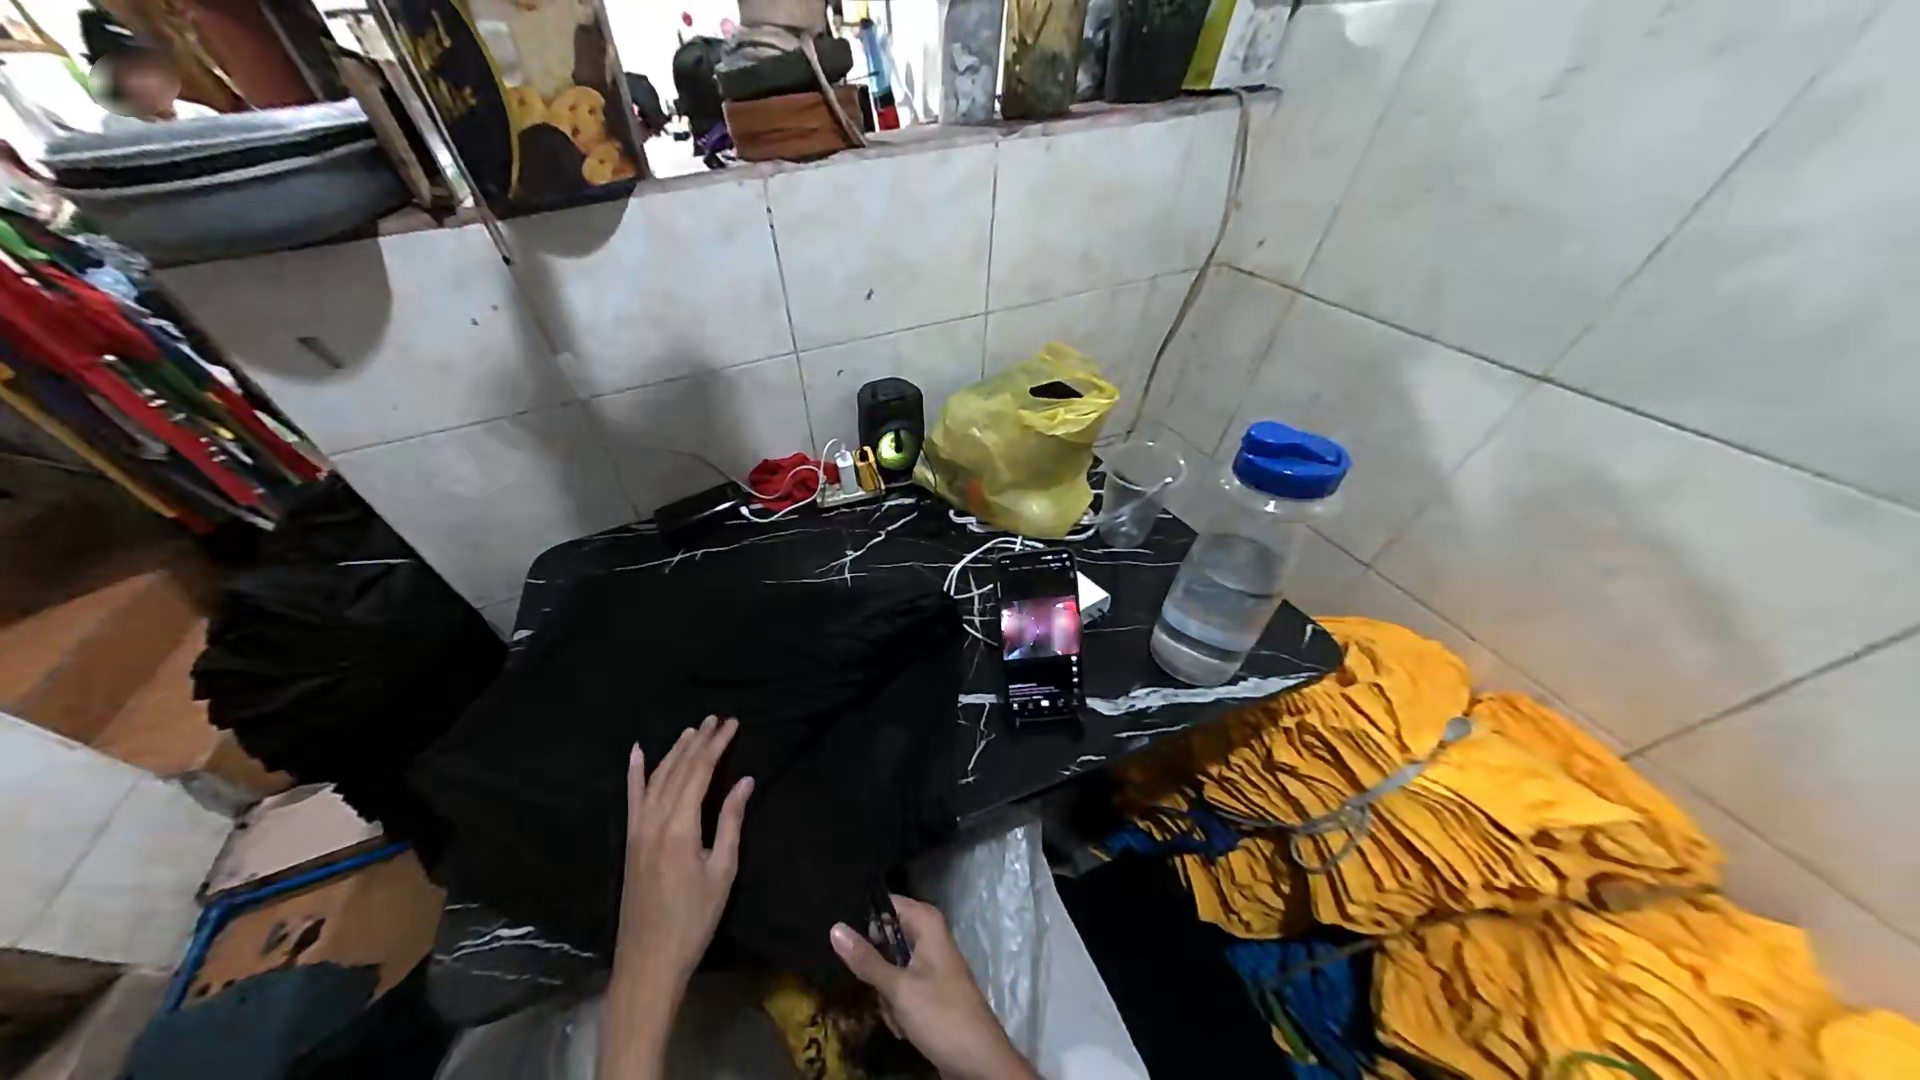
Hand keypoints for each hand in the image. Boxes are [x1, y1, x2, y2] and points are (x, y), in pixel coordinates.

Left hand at [617, 715, 754, 988]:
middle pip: (678, 770)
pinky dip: (633, 773)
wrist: (649, 961)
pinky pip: (631, 799)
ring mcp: (637, 830)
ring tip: (692, 731)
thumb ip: (731, 821)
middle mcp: (654, 820)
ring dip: (675, 751)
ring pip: (656, 778)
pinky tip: (636, 752)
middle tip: (717, 719)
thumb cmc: (694, 918)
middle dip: (699, 742)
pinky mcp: (630, 841)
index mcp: (679, 827)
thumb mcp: (722, 870)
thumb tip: (745, 780)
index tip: (732, 725)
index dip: (716, 745)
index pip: (700, 772)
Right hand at [831, 895, 1037, 1079]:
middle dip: (876, 967)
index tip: (842, 938)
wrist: (979, 1062)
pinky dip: (898, 1006)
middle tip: (878, 988)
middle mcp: (929, 935)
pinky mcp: (930, 987)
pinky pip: (901, 987)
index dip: (864, 918)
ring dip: (886, 994)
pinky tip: (904, 1025)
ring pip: (890, 967)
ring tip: (897, 1013)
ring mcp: (930, 962)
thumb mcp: (898, 989)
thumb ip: (866, 959)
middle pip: (885, 938)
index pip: (886, 903)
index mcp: (926, 922)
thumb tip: (835, 928)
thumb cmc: (941, 1015)